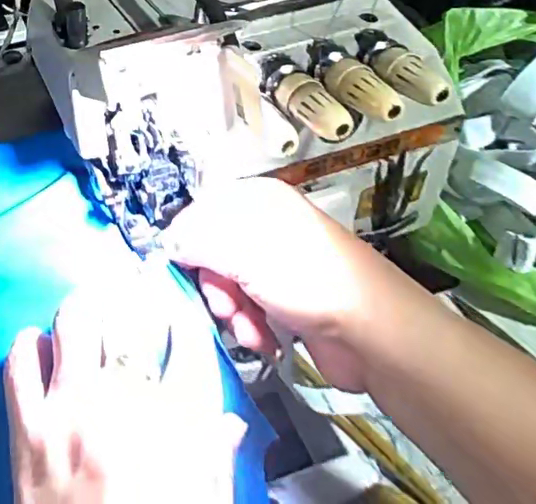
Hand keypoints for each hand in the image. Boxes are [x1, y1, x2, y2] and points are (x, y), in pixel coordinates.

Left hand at [5, 280, 245, 503]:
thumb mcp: (203, 501)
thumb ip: (216, 456)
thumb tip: (229, 425)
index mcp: (177, 420)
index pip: (188, 341)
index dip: (185, 321)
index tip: (178, 319)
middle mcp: (125, 403)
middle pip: (130, 319)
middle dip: (132, 301)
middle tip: (130, 296)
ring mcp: (72, 412)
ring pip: (75, 323)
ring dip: (83, 312)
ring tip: (87, 311)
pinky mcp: (29, 432)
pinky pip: (20, 366)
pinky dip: (29, 345)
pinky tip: (40, 345)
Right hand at [162, 177, 428, 392]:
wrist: (368, 329)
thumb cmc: (308, 277)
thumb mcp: (244, 251)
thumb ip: (198, 240)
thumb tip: (168, 241)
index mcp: (257, 199)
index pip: (201, 212)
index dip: (187, 243)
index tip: (181, 271)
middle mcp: (266, 226)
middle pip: (211, 253)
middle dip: (213, 285)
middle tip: (226, 302)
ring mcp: (276, 263)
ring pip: (227, 286)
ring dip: (232, 312)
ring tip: (251, 325)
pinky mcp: (285, 298)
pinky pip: (248, 308)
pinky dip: (250, 325)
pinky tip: (265, 336)